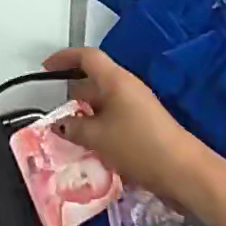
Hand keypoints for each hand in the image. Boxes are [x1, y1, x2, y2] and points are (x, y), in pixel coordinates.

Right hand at [44, 48, 219, 208]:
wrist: (180, 168)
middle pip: (95, 79)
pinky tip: (88, 146)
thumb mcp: (98, 137)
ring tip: (65, 134)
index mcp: (116, 79)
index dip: (65, 58)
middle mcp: (127, 87)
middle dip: (72, 92)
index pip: (88, 57)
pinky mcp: (142, 123)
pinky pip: (112, 117)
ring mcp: (136, 105)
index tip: (46, 67)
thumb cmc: (138, 144)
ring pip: (103, 102)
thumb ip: (74, 128)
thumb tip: (59, 124)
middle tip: (52, 111)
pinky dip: (97, 126)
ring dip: (84, 114)